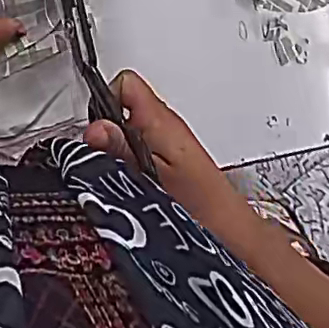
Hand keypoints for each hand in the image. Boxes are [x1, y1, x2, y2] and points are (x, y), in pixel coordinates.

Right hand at [85, 70, 328, 327]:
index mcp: (162, 122)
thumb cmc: (205, 213)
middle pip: (121, 108)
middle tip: (97, 159)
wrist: (237, 243)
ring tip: (111, 178)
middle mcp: (166, 129)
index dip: (103, 100)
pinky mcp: (168, 166)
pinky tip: (126, 190)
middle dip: (104, 130)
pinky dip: (125, 167)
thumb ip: (122, 153)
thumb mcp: (152, 183)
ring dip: (113, 152)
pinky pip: (137, 152)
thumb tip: (95, 128)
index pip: (125, 84)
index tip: (91, 130)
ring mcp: (167, 147)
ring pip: (128, 133)